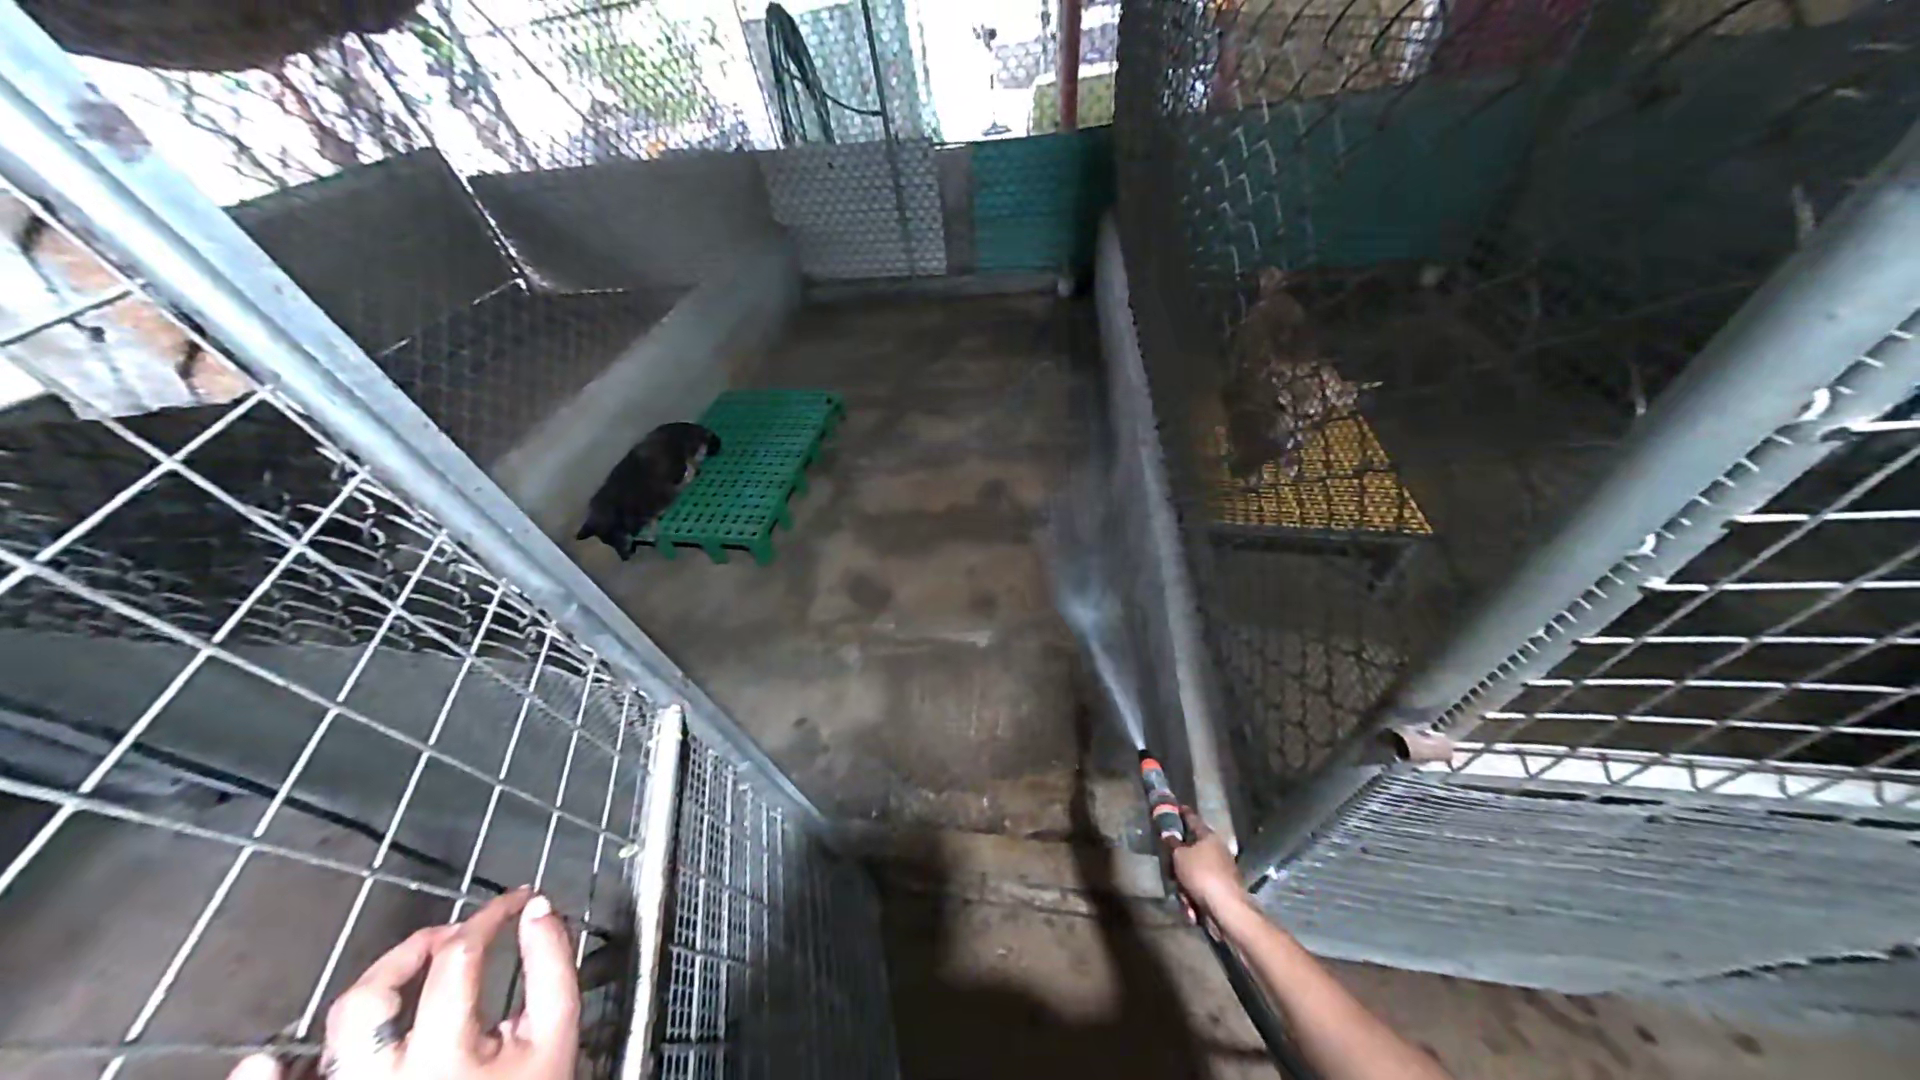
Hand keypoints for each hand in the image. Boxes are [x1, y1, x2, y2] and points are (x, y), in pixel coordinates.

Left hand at [228, 887, 579, 1079]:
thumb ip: (551, 964)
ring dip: (369, 989)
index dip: (490, 915)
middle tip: (460, 933)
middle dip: (419, 946)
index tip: (517, 902)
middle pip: (373, 997)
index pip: (458, 957)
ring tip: (415, 966)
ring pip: (328, 1042)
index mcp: (444, 1054)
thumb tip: (536, 909)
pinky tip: (260, 1063)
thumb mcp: (557, 1032)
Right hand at [1169, 806, 1244, 918]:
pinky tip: (1191, 907)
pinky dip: (1195, 897)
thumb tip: (1168, 834)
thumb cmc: (1201, 874)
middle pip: (1192, 849)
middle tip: (1169, 865)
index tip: (1177, 808)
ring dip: (1186, 884)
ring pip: (1195, 872)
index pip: (1193, 819)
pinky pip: (1202, 888)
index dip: (1183, 813)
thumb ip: (1172, 843)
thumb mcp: (1179, 856)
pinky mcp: (1224, 889)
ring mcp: (1222, 870)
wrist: (1227, 908)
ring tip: (1182, 895)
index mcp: (1209, 837)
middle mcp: (1218, 850)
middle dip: (1180, 860)